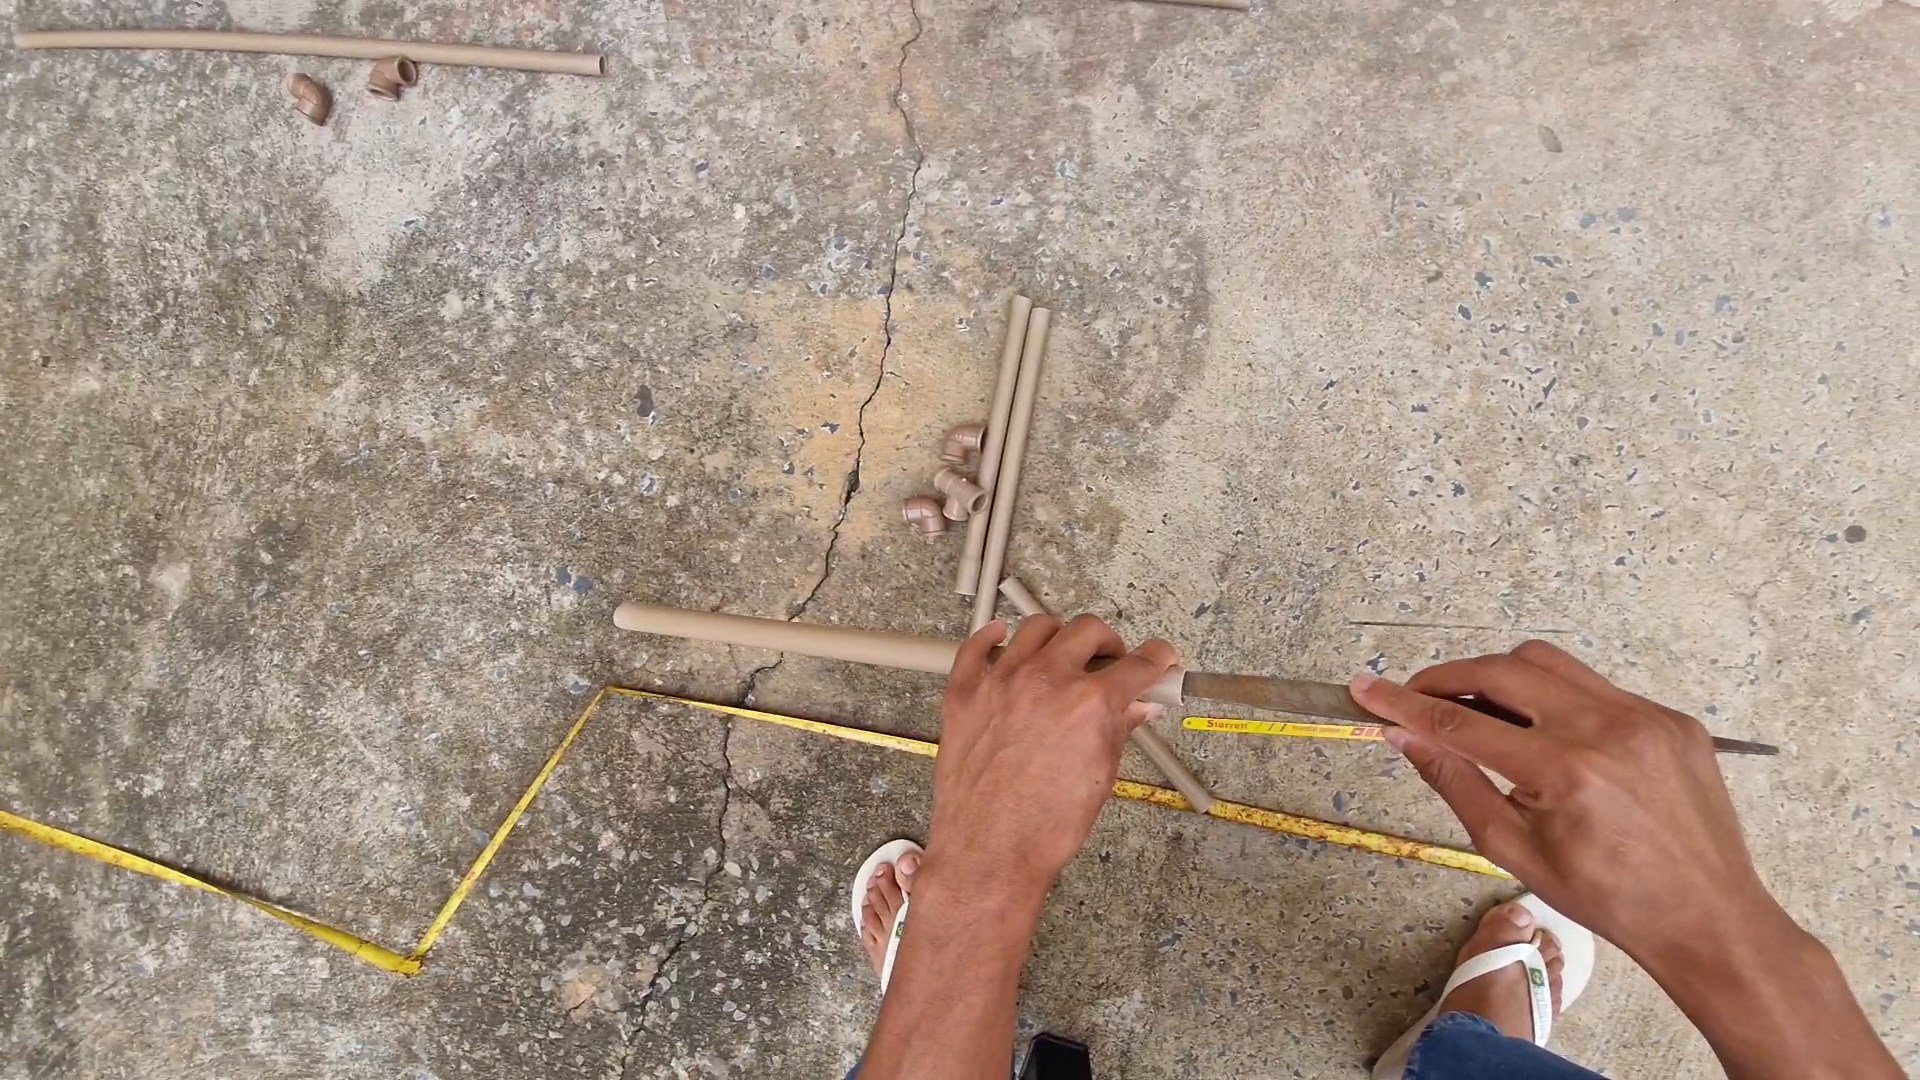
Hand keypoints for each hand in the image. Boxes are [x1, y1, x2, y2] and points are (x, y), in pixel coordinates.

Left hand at [925, 615, 1178, 911]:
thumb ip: (1120, 728)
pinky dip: (990, 636)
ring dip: (1058, 637)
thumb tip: (1138, 706)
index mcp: (1088, 703)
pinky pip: (975, 647)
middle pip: (1087, 630)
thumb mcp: (1100, 776)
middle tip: (1110, 661)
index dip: (1157, 658)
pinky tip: (1000, 637)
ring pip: (1035, 628)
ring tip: (1061, 655)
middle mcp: (1045, 680)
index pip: (1137, 664)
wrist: (989, 851)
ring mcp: (1000, 682)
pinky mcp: (964, 693)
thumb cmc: (1045, 827)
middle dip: (1108, 642)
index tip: (1159, 657)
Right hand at [1349, 641, 1776, 962]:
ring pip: (1543, 661)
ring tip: (1478, 710)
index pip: (1460, 722)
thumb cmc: (1604, 895)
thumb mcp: (1508, 845)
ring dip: (1496, 677)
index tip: (1365, 689)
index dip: (1402, 703)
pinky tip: (1544, 733)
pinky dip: (1549, 697)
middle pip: (1499, 670)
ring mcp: (1647, 718)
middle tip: (1417, 698)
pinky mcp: (1670, 718)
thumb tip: (1402, 735)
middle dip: (1446, 679)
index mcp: (1565, 771)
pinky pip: (1589, 684)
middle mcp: (1608, 730)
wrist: (1711, 921)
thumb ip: (1450, 779)